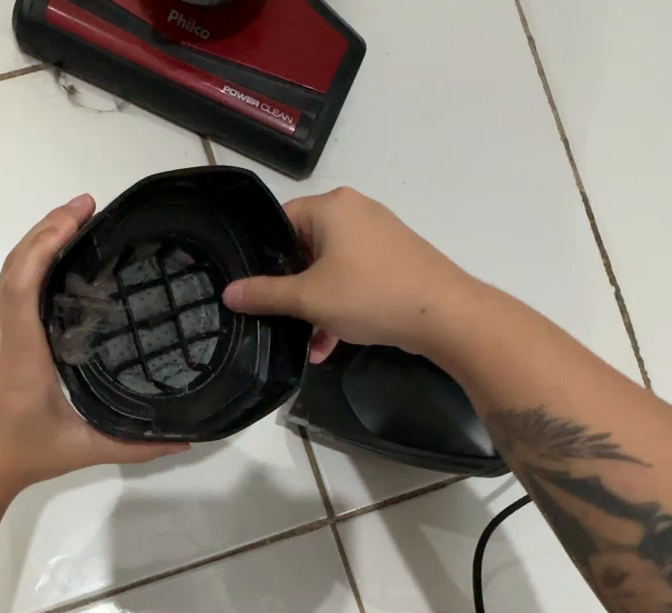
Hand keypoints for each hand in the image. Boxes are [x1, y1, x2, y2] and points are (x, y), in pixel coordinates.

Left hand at [0, 195, 189, 500]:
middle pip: (13, 268)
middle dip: (47, 229)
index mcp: (20, 357)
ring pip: (5, 279)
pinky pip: (3, 296)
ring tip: (75, 227)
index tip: (79, 215)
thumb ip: (135, 446)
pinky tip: (53, 270)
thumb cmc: (21, 459)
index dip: (46, 242)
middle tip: (88, 207)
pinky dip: (27, 270)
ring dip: (35, 246)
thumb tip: (185, 441)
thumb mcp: (82, 452)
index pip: (22, 284)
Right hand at [221, 187, 476, 362]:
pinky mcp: (394, 261)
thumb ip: (265, 295)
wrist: (442, 314)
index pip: (280, 220)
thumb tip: (228, 293)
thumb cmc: (369, 295)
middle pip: (304, 249)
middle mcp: (355, 212)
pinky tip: (329, 346)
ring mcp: (378, 237)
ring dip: (314, 308)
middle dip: (290, 290)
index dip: (262, 255)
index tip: (252, 288)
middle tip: (275, 318)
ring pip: (329, 271)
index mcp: (331, 207)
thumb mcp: (308, 299)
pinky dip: (339, 309)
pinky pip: (353, 281)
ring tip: (306, 343)